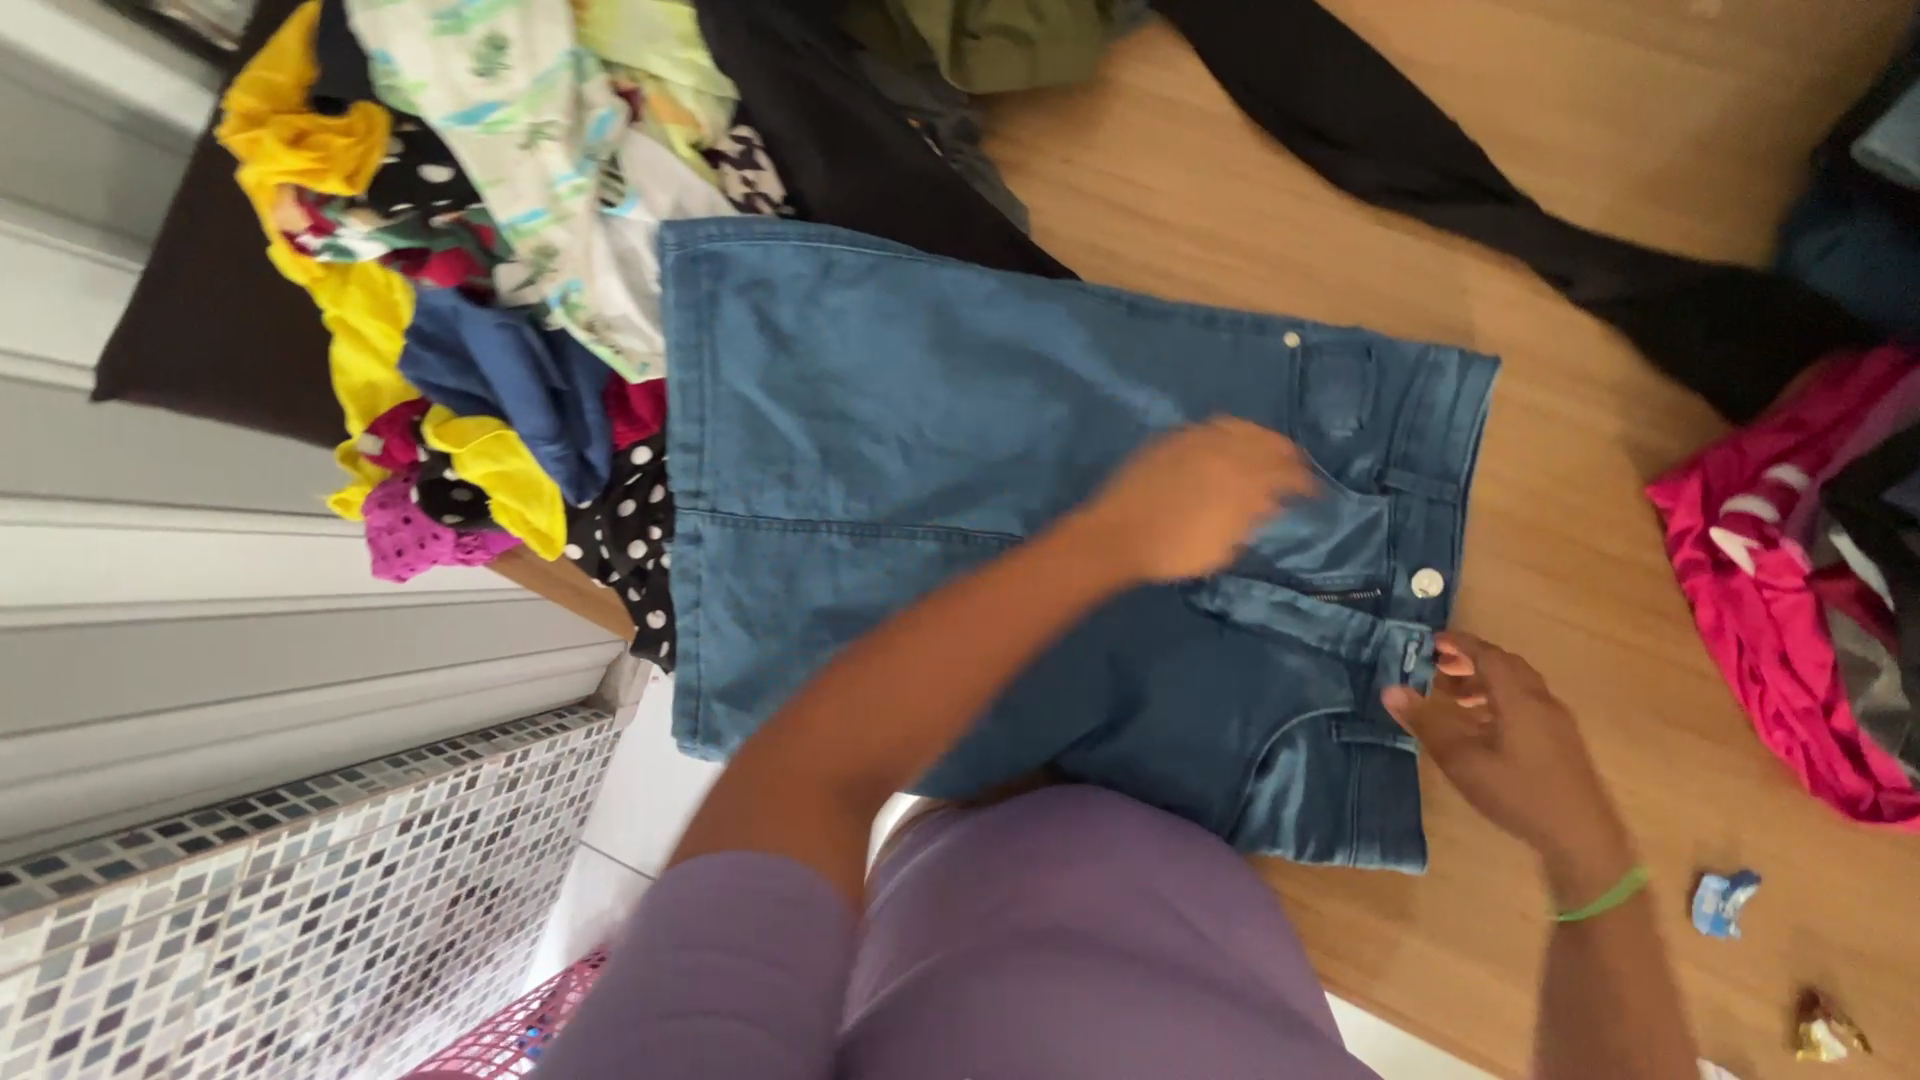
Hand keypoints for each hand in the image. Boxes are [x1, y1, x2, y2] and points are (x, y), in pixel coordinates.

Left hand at [1068, 416, 1316, 582]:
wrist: (1116, 536)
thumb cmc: (1171, 552)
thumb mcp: (1223, 546)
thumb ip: (1252, 520)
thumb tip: (1273, 504)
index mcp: (1243, 481)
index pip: (1288, 474)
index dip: (1306, 484)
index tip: (1315, 493)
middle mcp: (1224, 452)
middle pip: (1268, 444)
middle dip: (1288, 456)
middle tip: (1297, 468)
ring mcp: (1195, 440)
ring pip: (1241, 428)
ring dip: (1261, 439)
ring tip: (1267, 451)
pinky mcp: (1171, 439)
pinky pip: (1210, 427)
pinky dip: (1229, 432)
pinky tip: (1229, 443)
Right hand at [1382, 633, 1631, 881]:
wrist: (1582, 839)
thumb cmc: (1518, 794)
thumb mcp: (1461, 760)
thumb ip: (1426, 722)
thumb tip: (1390, 690)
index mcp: (1519, 699)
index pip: (1488, 655)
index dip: (1459, 644)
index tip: (1430, 641)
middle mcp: (1542, 702)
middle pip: (1506, 666)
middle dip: (1471, 660)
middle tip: (1438, 667)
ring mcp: (1557, 722)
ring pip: (1518, 685)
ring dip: (1485, 681)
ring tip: (1453, 696)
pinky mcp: (1562, 742)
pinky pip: (1527, 703)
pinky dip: (1499, 699)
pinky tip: (1481, 724)